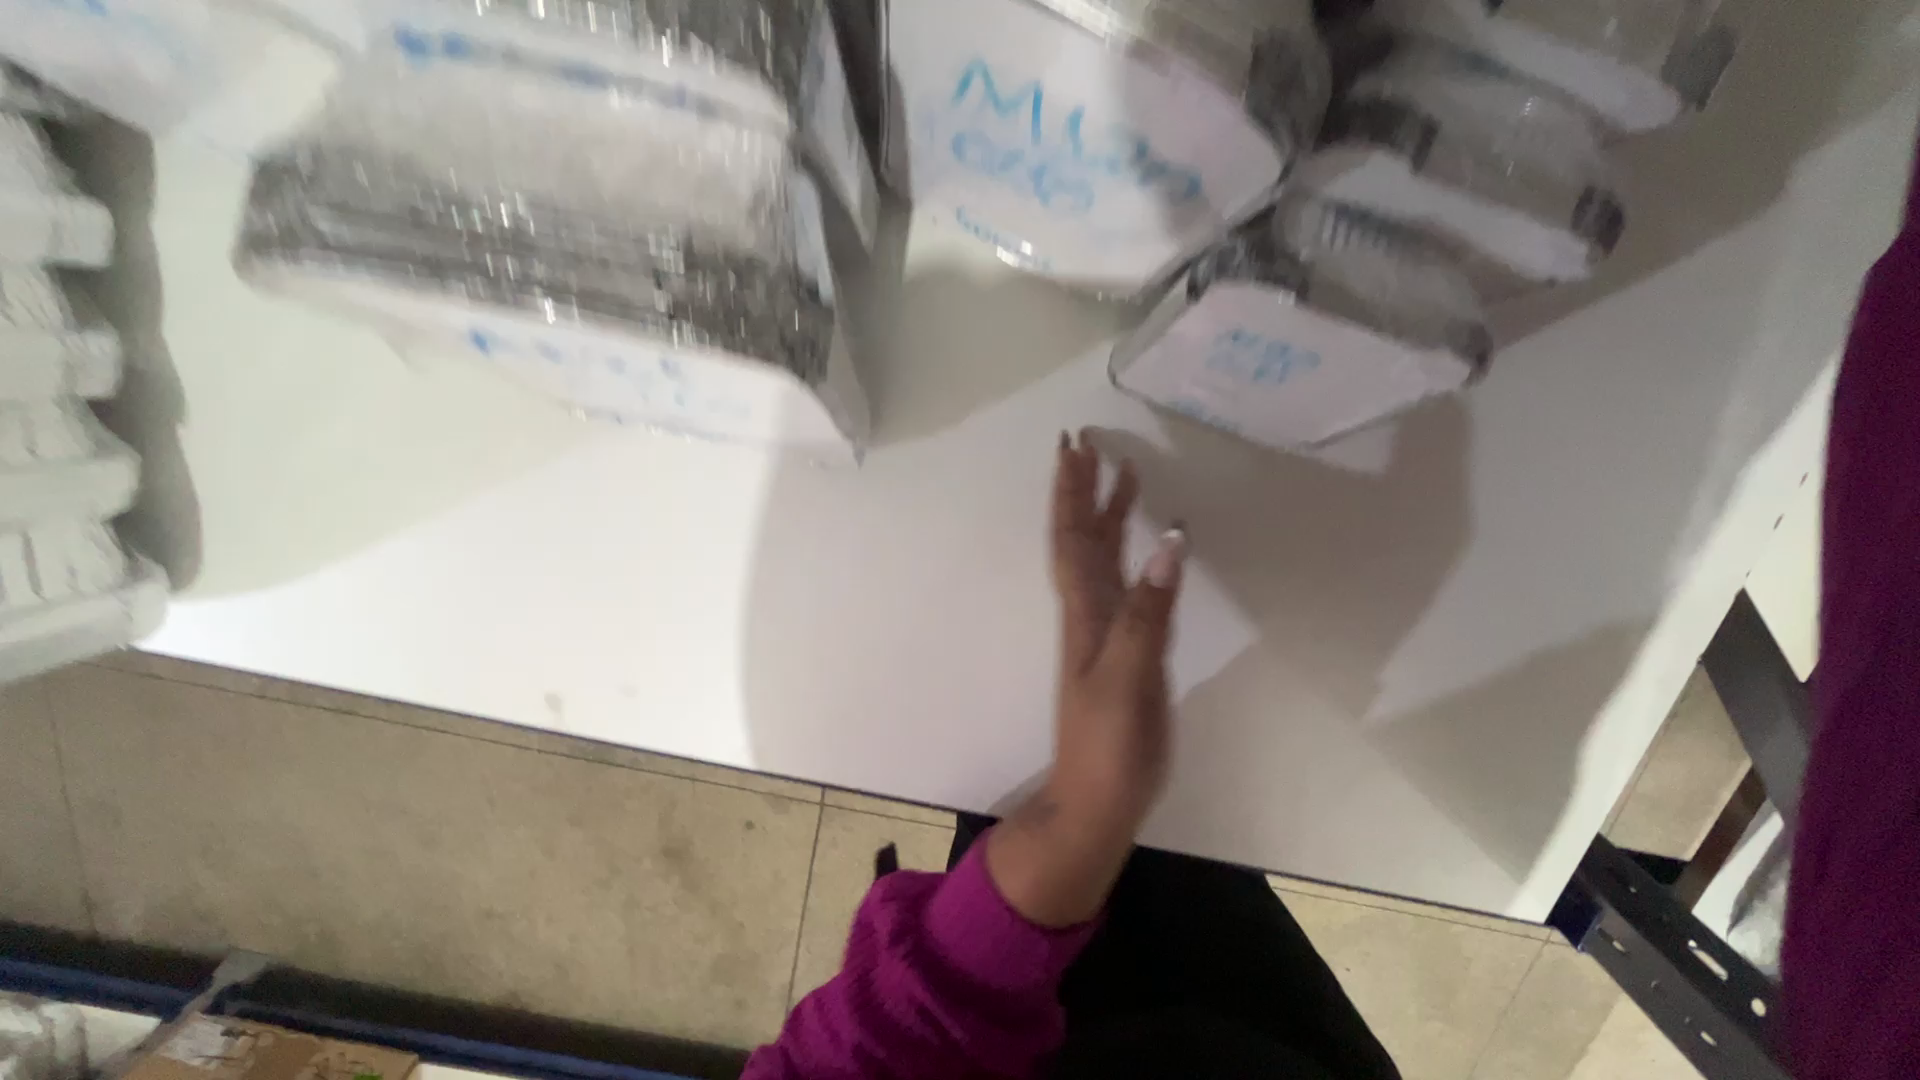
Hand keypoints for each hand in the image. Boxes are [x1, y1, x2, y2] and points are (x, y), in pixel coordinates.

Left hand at [988, 432, 1186, 927]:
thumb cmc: (1109, 743)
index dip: (1071, 491)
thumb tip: (1170, 541)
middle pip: (1081, 538)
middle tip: (1092, 444)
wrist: (1096, 797)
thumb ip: (1148, 612)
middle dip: (1084, 490)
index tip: (1072, 446)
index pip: (1073, 537)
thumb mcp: (1128, 677)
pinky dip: (1130, 556)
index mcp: (1085, 611)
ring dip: (1107, 515)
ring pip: (1101, 559)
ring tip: (1124, 475)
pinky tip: (1145, 549)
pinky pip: (1122, 586)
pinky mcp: (1122, 651)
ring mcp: (1104, 632)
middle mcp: (1088, 612)